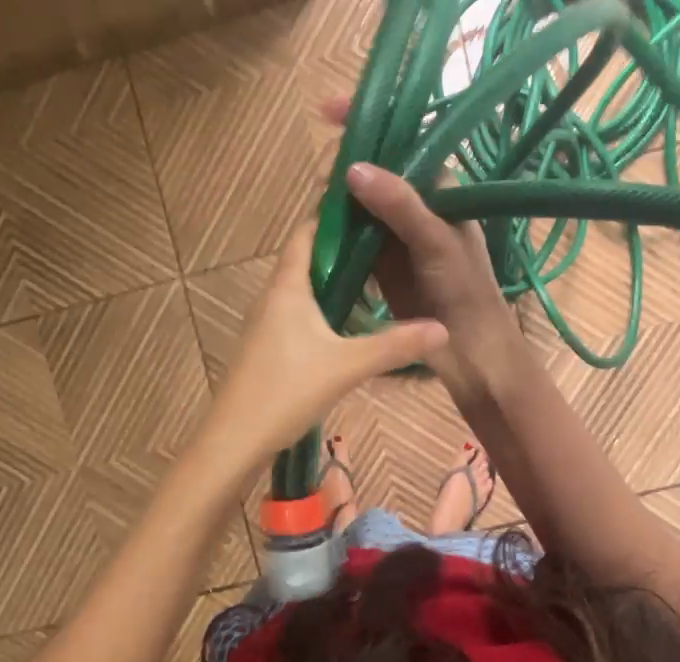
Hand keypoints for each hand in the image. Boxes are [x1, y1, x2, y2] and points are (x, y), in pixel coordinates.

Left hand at [199, 221, 447, 472]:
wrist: (235, 439)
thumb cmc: (285, 392)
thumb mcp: (347, 367)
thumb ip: (395, 346)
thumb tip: (444, 328)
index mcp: (288, 285)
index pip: (310, 229)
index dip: (339, 213)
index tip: (376, 205)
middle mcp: (273, 295)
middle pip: (308, 255)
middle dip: (345, 246)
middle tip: (388, 242)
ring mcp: (266, 322)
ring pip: (304, 288)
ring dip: (335, 279)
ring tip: (376, 277)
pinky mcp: (267, 347)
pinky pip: (298, 313)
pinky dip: (324, 307)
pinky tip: (348, 323)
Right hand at [317, 99, 525, 390]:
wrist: (469, 351)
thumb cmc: (464, 290)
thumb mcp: (434, 240)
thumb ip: (399, 204)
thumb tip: (353, 168)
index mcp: (438, 188)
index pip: (402, 141)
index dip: (369, 121)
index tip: (329, 111)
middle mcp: (414, 206)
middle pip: (373, 170)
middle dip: (344, 163)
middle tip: (320, 174)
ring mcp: (394, 236)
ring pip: (358, 205)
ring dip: (335, 199)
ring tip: (313, 198)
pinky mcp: (378, 266)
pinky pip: (351, 239)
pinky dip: (334, 232)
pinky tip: (315, 228)